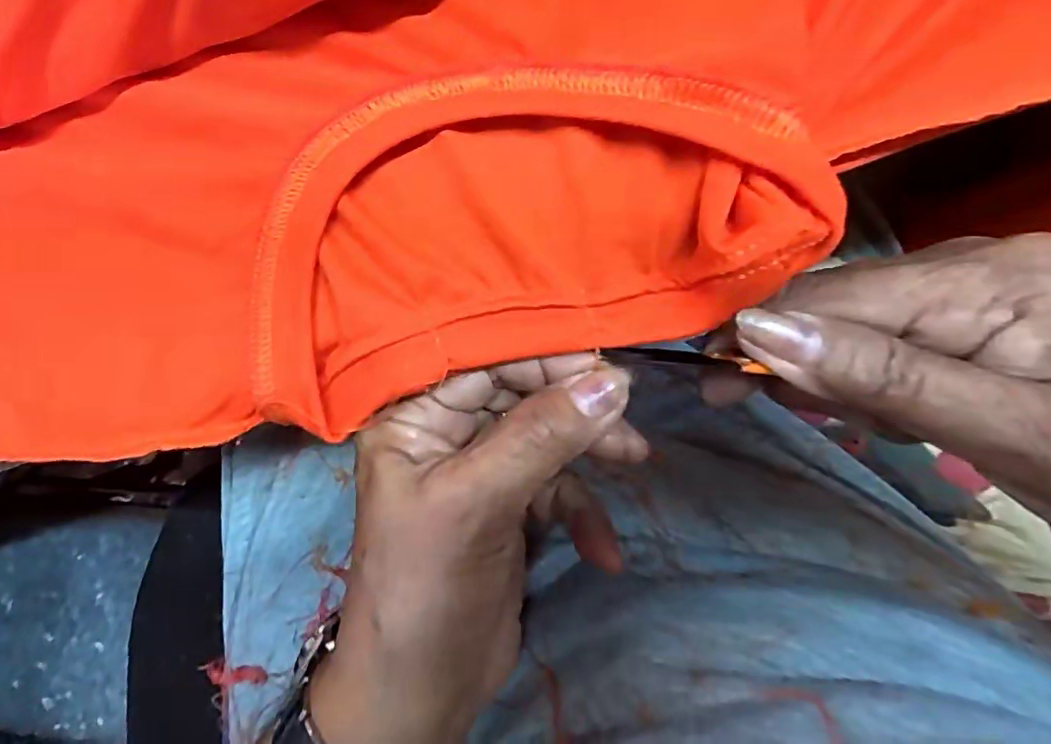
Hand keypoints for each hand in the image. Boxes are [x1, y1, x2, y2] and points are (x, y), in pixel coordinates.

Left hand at [307, 354, 642, 743]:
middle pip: (520, 392)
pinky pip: (553, 483)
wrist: (420, 693)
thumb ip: (541, 437)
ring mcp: (477, 464)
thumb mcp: (478, 503)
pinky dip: (581, 509)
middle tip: (626, 421)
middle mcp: (444, 428)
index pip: (483, 360)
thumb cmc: (425, 587)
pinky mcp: (506, 501)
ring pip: (544, 433)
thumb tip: (612, 381)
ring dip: (589, 450)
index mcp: (415, 413)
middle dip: (574, 406)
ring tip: (635, 460)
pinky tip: (601, 548)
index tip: (604, 367)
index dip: (543, 358)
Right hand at [707, 234, 1050, 704]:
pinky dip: (880, 375)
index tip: (706, 373)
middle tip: (733, 398)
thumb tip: (762, 330)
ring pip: (879, 319)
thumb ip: (892, 379)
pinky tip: (875, 406)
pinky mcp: (1018, 329)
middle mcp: (998, 263)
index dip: (770, 329)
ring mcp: (1010, 294)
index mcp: (1005, 275)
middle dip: (795, 348)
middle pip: (858, 299)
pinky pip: (917, 338)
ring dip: (835, 366)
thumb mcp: (1037, 441)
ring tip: (806, 410)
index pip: (849, 293)